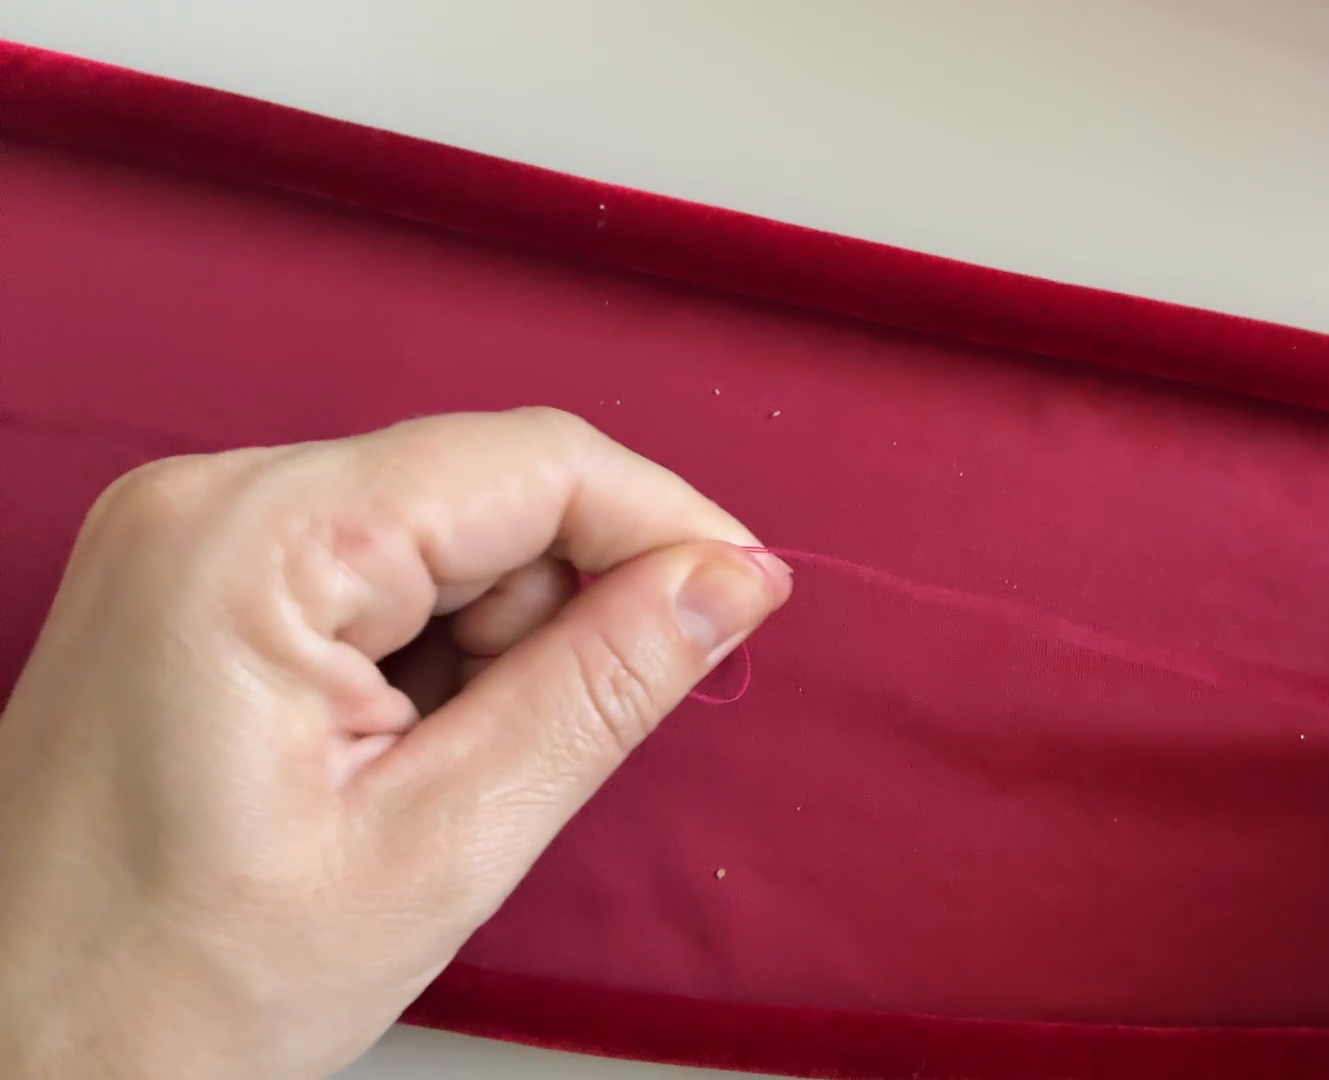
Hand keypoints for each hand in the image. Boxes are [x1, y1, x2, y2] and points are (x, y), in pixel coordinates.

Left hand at [0, 409, 790, 1079]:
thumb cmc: (187, 998)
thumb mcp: (452, 841)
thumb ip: (611, 684)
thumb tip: (742, 580)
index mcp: (263, 542)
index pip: (542, 463)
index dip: (671, 520)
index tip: (751, 593)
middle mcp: (239, 497)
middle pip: (513, 492)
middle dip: (593, 596)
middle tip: (585, 723)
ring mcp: (236, 529)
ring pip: (488, 534)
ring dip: (534, 634)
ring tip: (473, 754)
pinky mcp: (252, 573)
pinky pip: (438, 570)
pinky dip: (483, 646)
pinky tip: (433, 734)